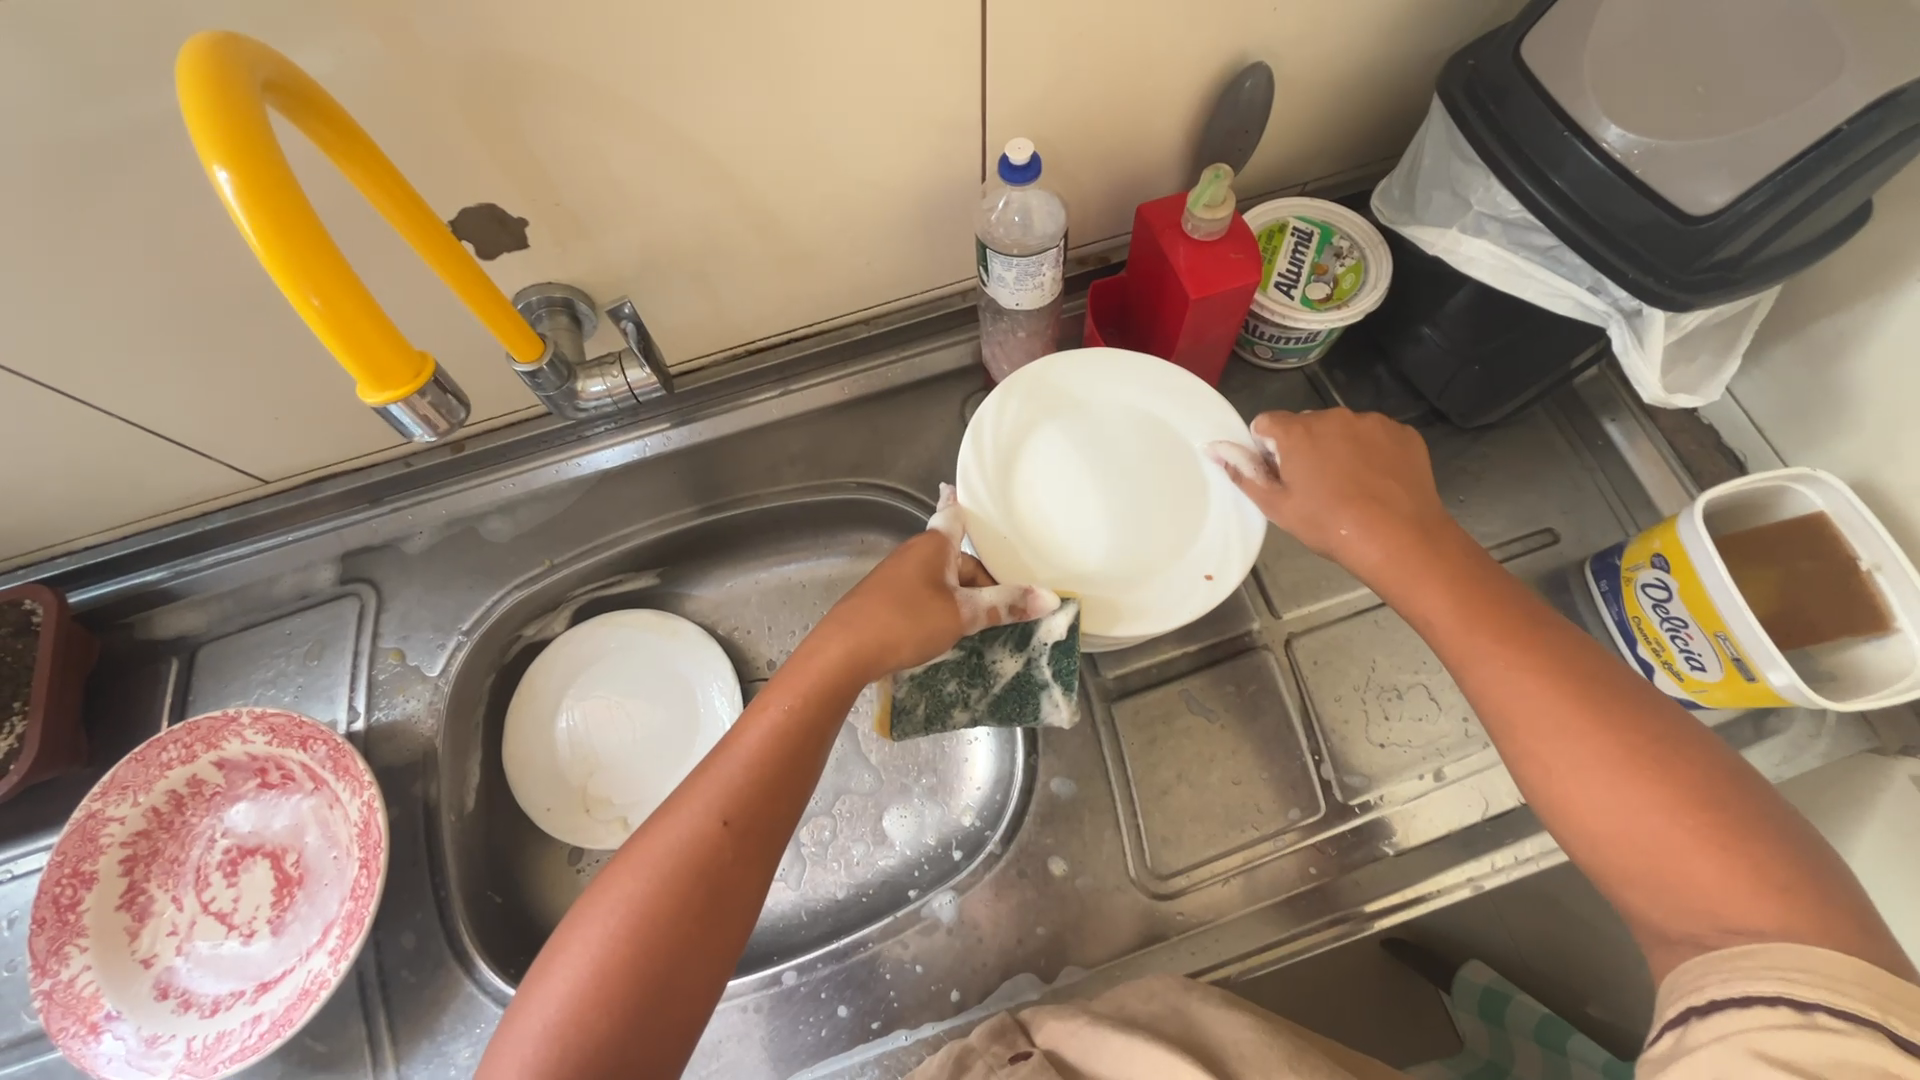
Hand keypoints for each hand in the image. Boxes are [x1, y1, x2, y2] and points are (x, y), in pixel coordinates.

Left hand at [811, 485, 1059, 684]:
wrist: (844, 652)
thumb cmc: (906, 622)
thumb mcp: (962, 615)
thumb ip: (1004, 605)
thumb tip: (1050, 598)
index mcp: (933, 546)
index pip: (952, 515)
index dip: (958, 502)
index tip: (954, 485)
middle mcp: (914, 554)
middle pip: (957, 559)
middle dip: (982, 580)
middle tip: (1009, 604)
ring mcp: (896, 579)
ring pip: (942, 581)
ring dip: (963, 598)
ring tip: (984, 622)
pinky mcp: (885, 603)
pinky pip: (925, 597)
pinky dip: (943, 609)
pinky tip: (949, 632)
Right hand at [1206, 408, 1457, 580]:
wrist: (1398, 538)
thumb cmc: (1328, 524)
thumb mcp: (1276, 506)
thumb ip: (1243, 473)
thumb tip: (1214, 449)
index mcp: (1297, 432)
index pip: (1266, 423)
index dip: (1268, 449)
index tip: (1280, 475)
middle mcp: (1333, 416)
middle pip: (1306, 424)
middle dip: (1304, 447)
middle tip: (1314, 487)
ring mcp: (1373, 422)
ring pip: (1342, 429)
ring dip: (1338, 448)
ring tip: (1349, 487)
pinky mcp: (1403, 433)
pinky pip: (1375, 436)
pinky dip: (1371, 453)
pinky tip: (1376, 482)